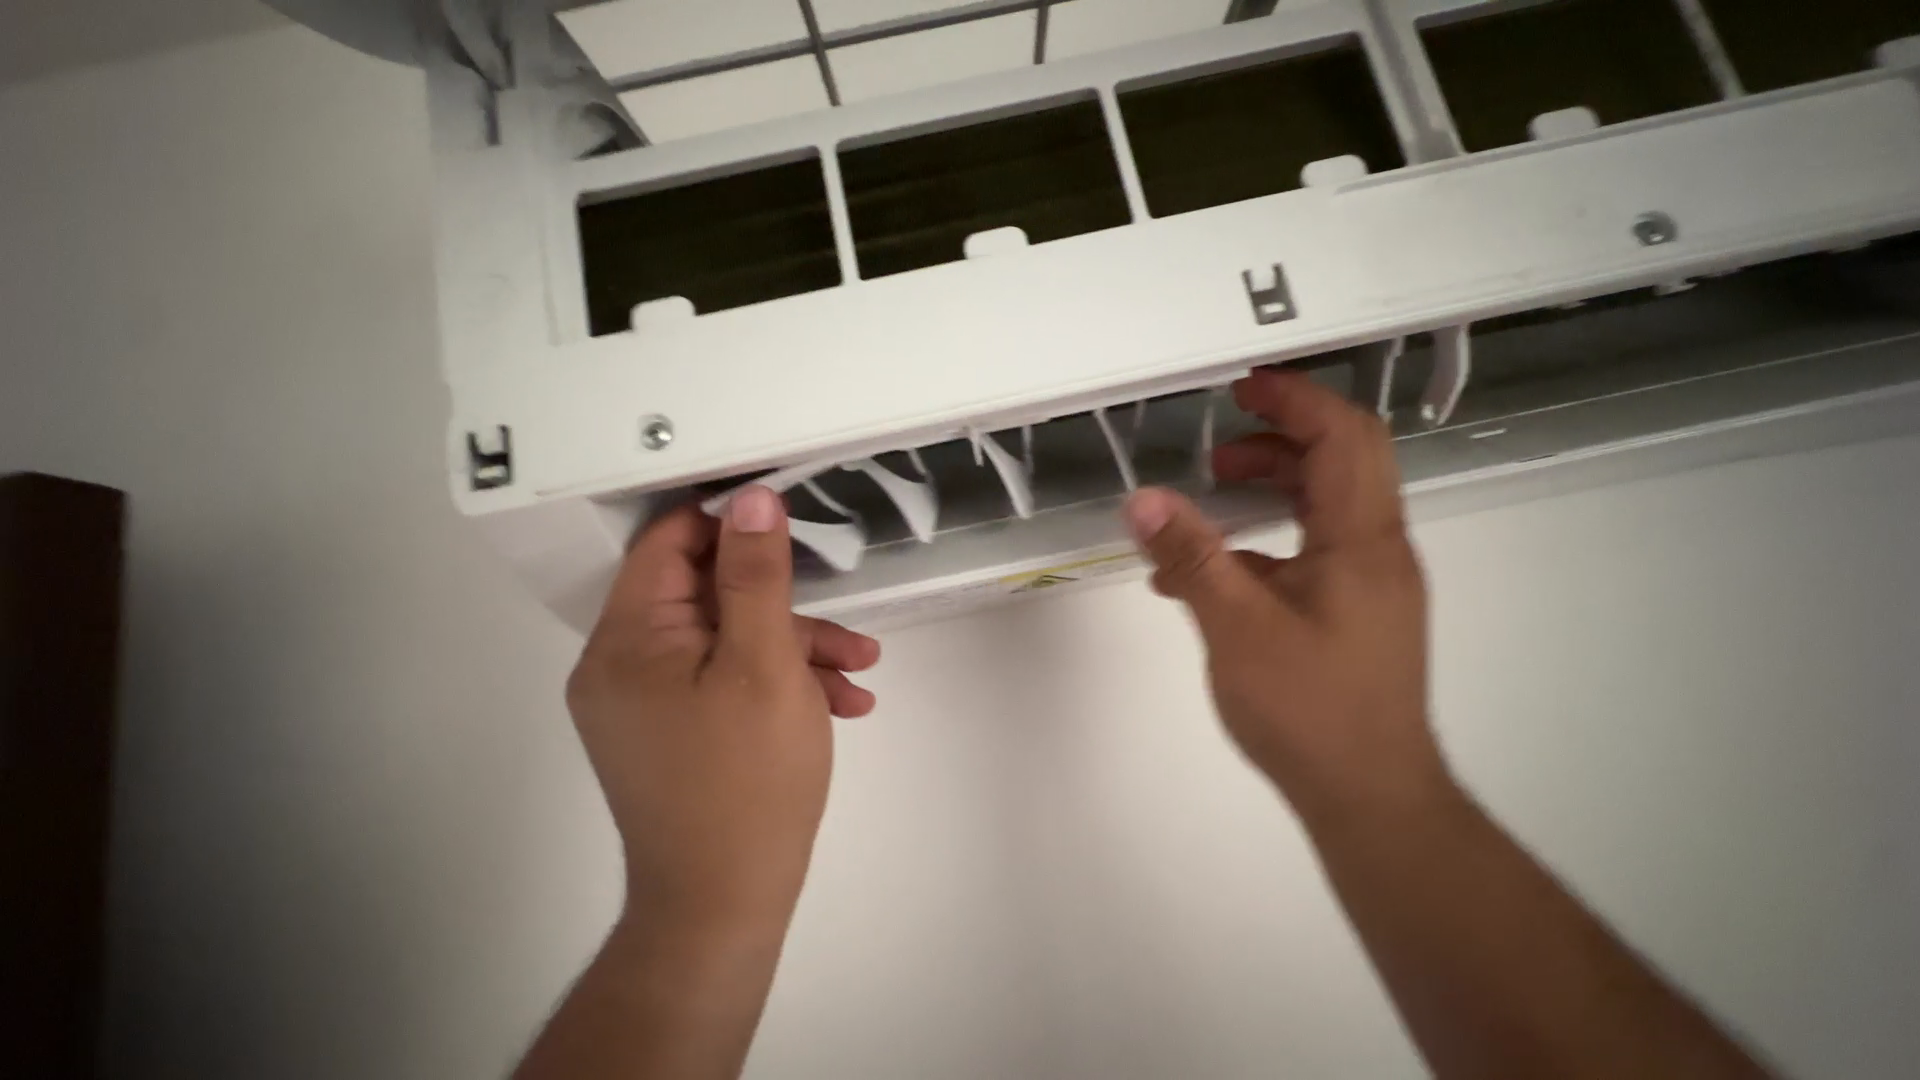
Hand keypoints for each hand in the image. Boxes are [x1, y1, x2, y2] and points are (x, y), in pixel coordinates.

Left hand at [565, 488, 880, 935]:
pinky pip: (722, 684)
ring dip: (796, 650)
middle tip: (848, 631)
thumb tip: (751, 496)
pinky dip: (778, 686)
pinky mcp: (670, 733)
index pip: (670, 543)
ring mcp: (645, 704)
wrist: (723, 907)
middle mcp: (621, 665)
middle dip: (786, 609)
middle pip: (708, 597)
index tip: (793, 526)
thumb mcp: (763, 665)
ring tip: (860, 677)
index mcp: (627, 640)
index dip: (731, 524)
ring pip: (726, 643)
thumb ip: (757, 575)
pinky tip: (840, 706)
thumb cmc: (747, 780)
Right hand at [1125, 371, 1451, 824]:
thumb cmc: (1310, 709)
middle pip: (1343, 463)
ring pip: (1328, 507)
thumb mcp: (1236, 628)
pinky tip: (1216, 573)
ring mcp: (1372, 585)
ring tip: (1212, 492)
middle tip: (1219, 445)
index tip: (1242, 389)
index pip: (1344, 436)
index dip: (1296, 401)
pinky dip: (1269, 539)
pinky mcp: (1357, 615)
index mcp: (1362, 540)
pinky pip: (1316, 551)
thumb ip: (1190, 558)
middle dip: (1281, 439)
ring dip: (1274, 486)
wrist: (1371, 796)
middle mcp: (1378, 551)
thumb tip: (1142, 499)